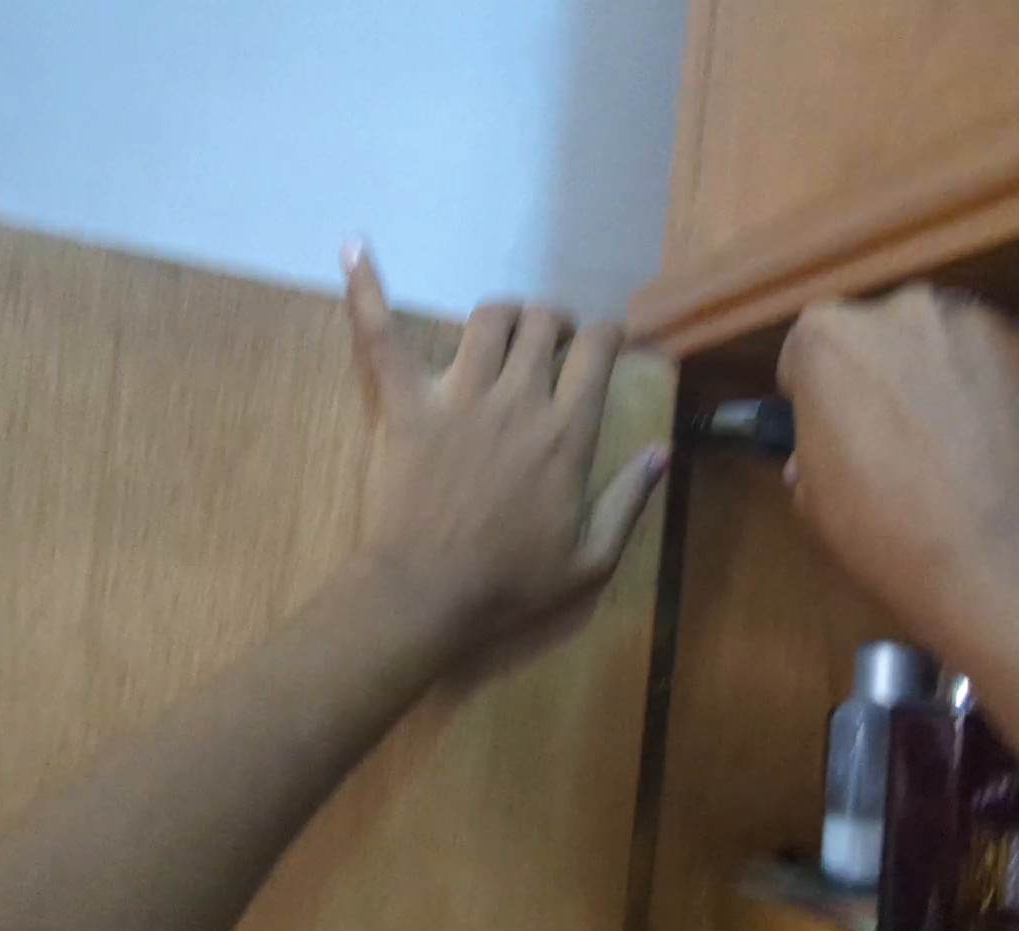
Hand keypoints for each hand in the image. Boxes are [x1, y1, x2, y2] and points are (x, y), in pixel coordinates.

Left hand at [343, 243, 667, 652]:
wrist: (429, 595)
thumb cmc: (511, 583)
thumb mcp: (591, 559)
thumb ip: (630, 501)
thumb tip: (661, 452)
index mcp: (566, 434)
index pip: (596, 353)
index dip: (608, 335)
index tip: (608, 342)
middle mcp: (518, 400)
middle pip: (543, 325)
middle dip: (557, 323)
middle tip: (554, 344)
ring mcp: (457, 396)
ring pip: (487, 319)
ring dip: (505, 314)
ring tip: (507, 330)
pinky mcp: (404, 404)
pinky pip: (381, 336)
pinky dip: (367, 291)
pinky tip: (356, 247)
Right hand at [776, 284, 1018, 629]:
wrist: (993, 558)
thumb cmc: (881, 528)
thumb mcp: (812, 496)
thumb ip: (814, 448)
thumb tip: (832, 448)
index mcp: (829, 337)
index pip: (807, 349)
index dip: (815, 394)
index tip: (830, 430)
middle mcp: (902, 308)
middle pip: (880, 334)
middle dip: (882, 375)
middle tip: (894, 438)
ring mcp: (979, 320)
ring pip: (946, 342)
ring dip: (941, 377)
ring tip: (956, 447)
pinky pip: (1006, 362)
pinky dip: (1001, 391)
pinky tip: (1003, 446)